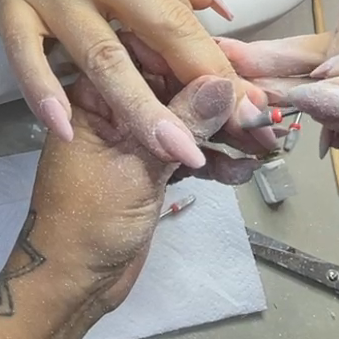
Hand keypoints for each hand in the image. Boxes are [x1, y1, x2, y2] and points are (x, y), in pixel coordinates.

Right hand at [0, 0, 279, 167]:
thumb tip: (213, 6)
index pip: (180, 10)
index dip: (217, 58)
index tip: (252, 100)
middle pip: (153, 31)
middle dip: (197, 83)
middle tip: (235, 130)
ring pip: (97, 54)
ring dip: (136, 104)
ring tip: (169, 149)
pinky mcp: (5, 8)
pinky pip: (24, 56)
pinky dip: (42, 92)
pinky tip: (63, 128)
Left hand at [27, 73, 246, 312]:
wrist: (71, 282)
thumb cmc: (87, 220)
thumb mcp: (137, 166)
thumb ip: (182, 124)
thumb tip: (225, 82)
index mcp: (94, 94)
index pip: (149, 56)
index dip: (196, 63)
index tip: (242, 74)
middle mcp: (115, 108)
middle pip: (176, 89)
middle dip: (222, 103)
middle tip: (266, 117)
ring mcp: (134, 139)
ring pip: (187, 123)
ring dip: (226, 135)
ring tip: (265, 147)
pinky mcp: (150, 168)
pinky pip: (188, 154)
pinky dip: (214, 161)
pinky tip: (242, 170)